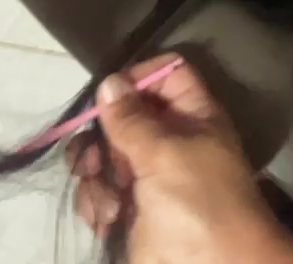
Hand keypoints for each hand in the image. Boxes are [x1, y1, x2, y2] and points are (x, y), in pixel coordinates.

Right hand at [70, 56, 292, 263]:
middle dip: (104, 134)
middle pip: (126, 116)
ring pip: (107, 155)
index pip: (166, 75)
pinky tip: (106, 217)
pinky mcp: (131, 213)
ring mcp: (150, 179)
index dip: (139, 76)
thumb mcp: (166, 154)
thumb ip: (132, 119)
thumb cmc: (199, 205)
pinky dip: (97, 202)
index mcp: (193, 117)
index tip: (109, 93)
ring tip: (108, 196)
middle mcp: (171, 142)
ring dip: (96, 172)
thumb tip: (109, 82)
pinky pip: (101, 192)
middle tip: (94, 154)